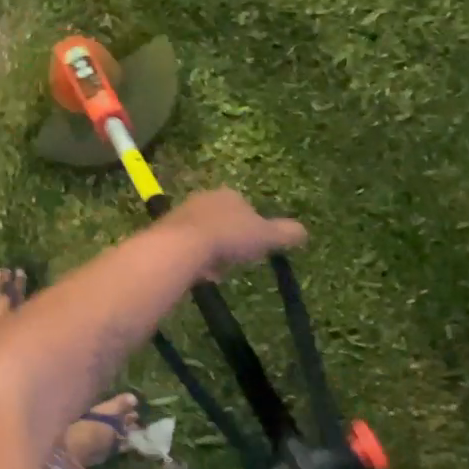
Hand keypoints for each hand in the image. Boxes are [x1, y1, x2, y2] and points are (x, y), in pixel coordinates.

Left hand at [169, 189, 307, 278]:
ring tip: (216, 272)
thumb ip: (285, 233)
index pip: (245, 208)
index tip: (255, 247)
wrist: (181, 245)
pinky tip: (199, 274)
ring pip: (204, 235)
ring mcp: (180, 214)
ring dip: (212, 254)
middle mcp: (202, 198)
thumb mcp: (266, 236)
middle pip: (222, 222)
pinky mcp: (164, 232)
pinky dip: (195, 260)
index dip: (252, 229)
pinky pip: (186, 248)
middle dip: (230, 242)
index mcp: (227, 195)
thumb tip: (303, 232)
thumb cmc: (229, 236)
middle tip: (235, 261)